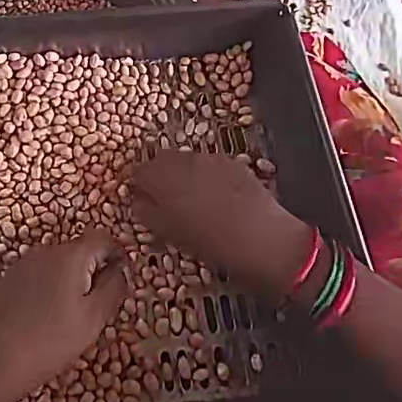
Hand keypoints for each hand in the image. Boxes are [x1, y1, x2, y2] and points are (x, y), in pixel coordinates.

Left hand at [0, 231, 129, 401]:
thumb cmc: (51, 340)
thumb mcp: (93, 318)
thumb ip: (114, 287)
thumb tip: (123, 268)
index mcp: (71, 254)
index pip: (103, 238)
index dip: (118, 255)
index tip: (123, 280)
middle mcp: (46, 250)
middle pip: (80, 250)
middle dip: (95, 271)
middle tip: (100, 307)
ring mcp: (24, 263)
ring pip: (60, 264)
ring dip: (73, 281)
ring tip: (73, 317)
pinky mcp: (9, 278)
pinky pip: (40, 275)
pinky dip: (51, 288)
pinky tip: (48, 318)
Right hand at [129, 151, 314, 296]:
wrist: (264, 239)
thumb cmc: (212, 243)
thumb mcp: (172, 235)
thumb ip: (148, 213)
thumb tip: (138, 199)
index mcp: (162, 179)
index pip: (137, 171)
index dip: (137, 184)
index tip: (141, 197)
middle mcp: (183, 162)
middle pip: (159, 159)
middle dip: (157, 174)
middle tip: (163, 197)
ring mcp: (208, 158)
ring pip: (184, 159)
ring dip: (180, 172)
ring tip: (191, 197)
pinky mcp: (231, 161)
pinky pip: (207, 163)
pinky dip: (203, 174)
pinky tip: (214, 194)